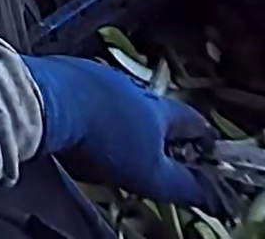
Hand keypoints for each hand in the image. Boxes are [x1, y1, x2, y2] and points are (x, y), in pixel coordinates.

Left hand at [21, 55, 227, 209]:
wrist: (47, 100)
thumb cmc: (105, 142)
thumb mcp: (151, 176)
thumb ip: (185, 186)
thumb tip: (217, 196)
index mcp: (156, 110)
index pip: (191, 120)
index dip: (203, 135)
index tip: (208, 148)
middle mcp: (131, 85)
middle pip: (154, 104)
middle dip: (160, 124)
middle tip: (160, 145)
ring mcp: (97, 73)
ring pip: (121, 94)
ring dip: (125, 112)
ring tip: (121, 131)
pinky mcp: (68, 69)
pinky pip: (90, 87)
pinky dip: (94, 102)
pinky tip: (85, 115)